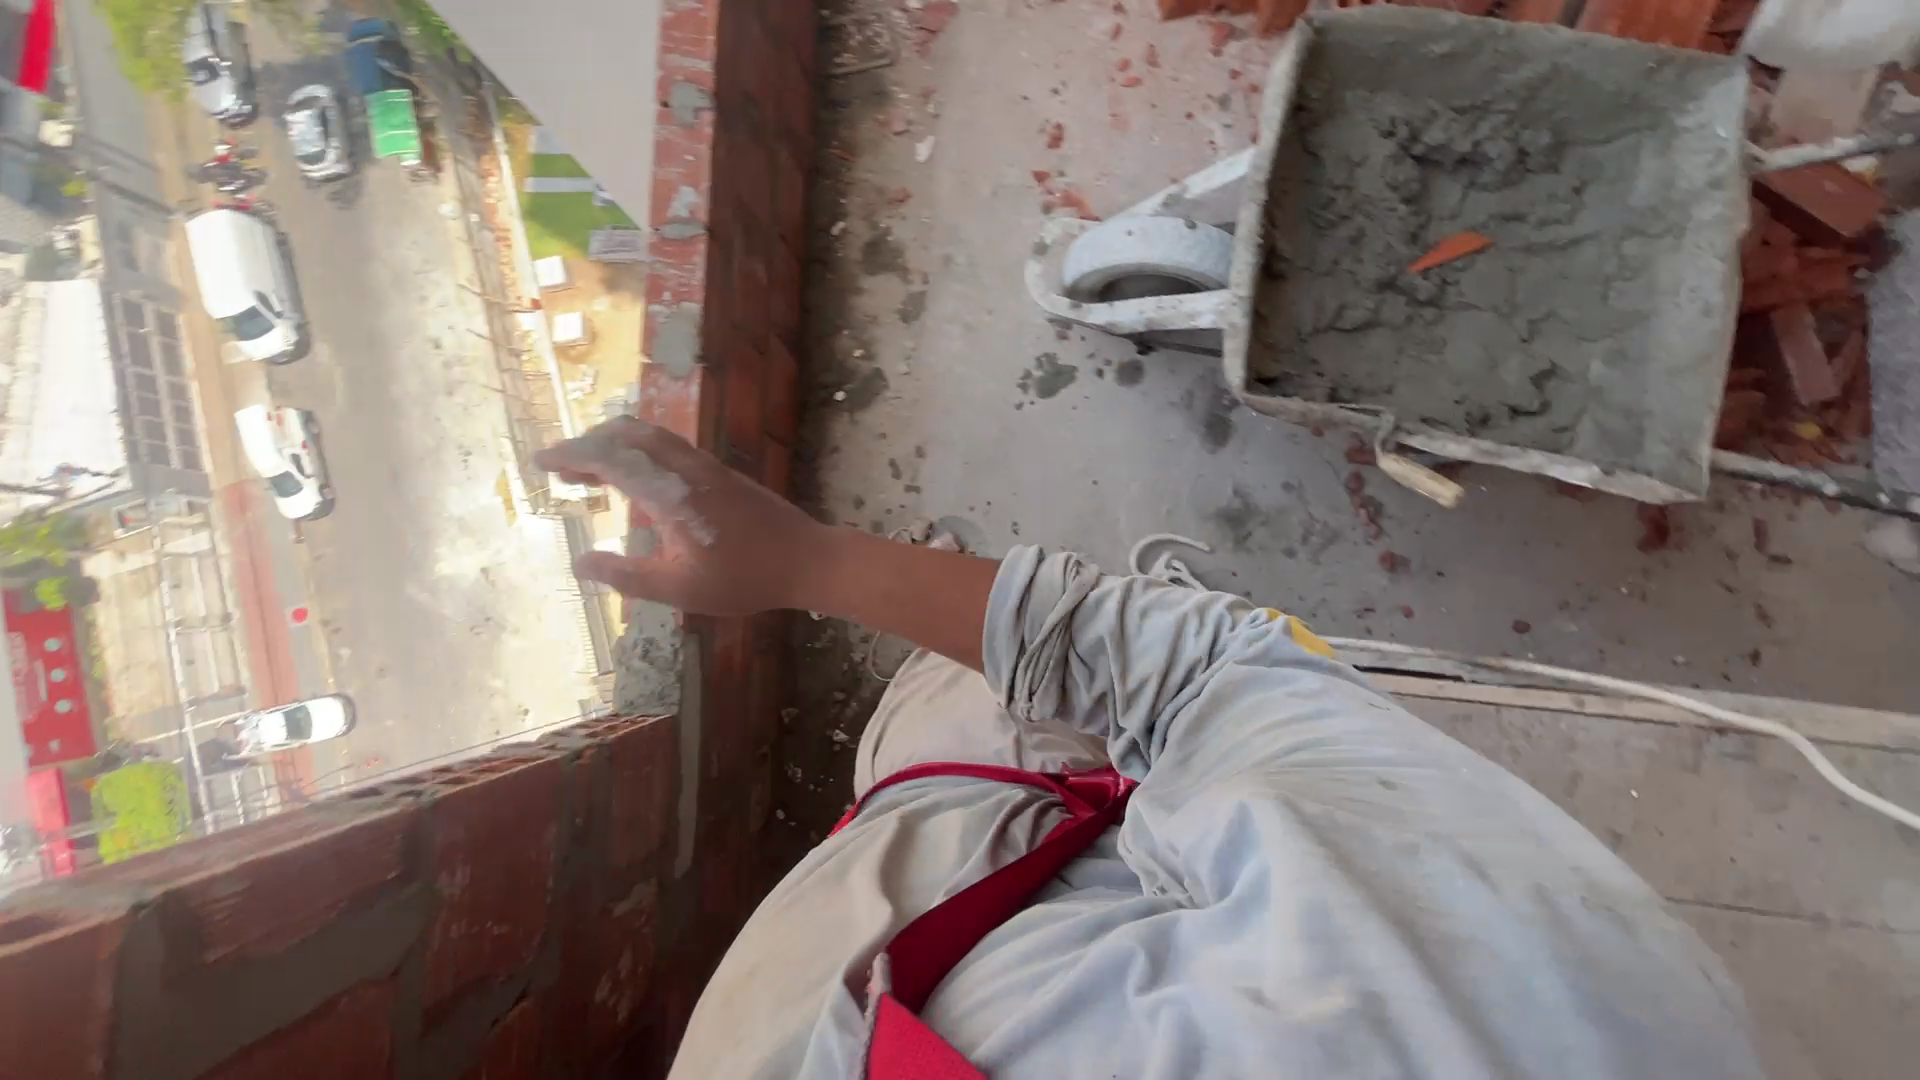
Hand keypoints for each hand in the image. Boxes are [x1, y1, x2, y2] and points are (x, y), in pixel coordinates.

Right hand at [534, 418, 829, 614]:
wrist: (808, 559)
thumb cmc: (746, 579)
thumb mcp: (681, 589)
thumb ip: (627, 576)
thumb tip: (580, 563)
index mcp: (673, 492)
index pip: (611, 458)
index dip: (572, 455)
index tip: (541, 461)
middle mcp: (689, 468)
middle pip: (629, 435)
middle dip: (589, 445)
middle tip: (563, 469)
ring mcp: (710, 467)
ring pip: (654, 437)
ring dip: (617, 446)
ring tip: (593, 473)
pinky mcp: (725, 473)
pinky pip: (672, 448)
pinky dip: (643, 453)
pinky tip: (640, 481)